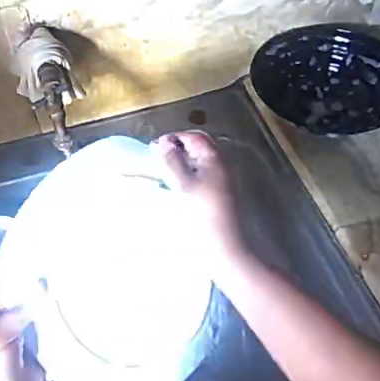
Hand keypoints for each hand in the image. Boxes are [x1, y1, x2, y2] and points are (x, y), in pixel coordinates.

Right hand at [154, 130, 251, 280]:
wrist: (223, 244)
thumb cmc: (202, 212)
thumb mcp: (183, 184)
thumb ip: (172, 161)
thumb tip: (162, 142)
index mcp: (214, 159)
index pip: (194, 137)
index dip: (175, 137)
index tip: (156, 147)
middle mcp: (221, 164)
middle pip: (199, 146)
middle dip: (179, 147)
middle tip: (160, 155)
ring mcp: (222, 178)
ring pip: (201, 159)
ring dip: (183, 159)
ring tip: (165, 168)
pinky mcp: (220, 191)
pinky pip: (203, 172)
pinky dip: (189, 171)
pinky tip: (178, 182)